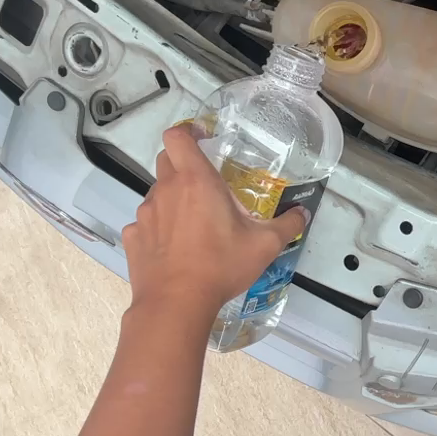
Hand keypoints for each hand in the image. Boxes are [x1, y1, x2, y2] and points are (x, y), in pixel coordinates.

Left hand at [121, 124, 306, 338]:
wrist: (176, 303)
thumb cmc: (221, 265)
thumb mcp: (265, 245)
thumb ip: (288, 225)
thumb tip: (303, 214)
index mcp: (197, 181)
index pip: (178, 136)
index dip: (189, 132)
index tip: (205, 140)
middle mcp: (166, 190)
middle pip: (167, 160)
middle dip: (185, 165)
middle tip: (207, 185)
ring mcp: (145, 213)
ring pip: (158, 193)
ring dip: (174, 200)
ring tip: (195, 225)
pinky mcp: (133, 237)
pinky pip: (147, 223)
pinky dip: (160, 228)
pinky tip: (176, 248)